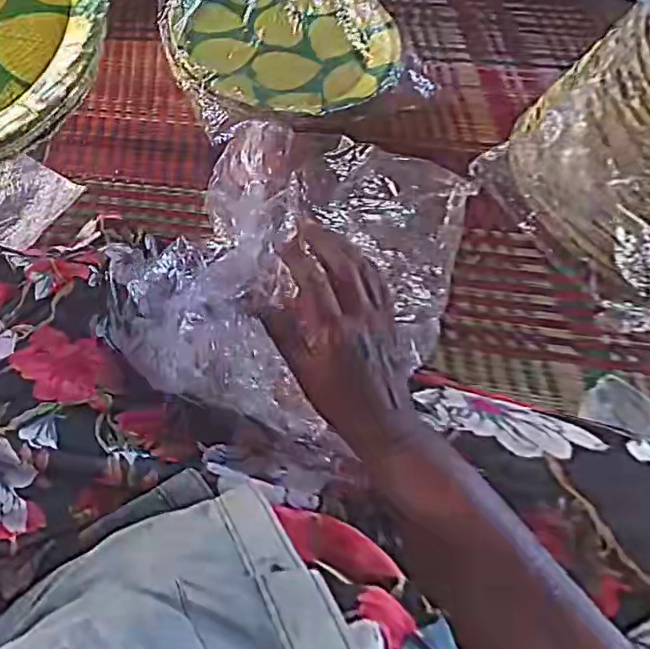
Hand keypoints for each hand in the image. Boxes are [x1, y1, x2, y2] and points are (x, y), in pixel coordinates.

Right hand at [260, 223, 418, 451]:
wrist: (384, 423)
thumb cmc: (336, 401)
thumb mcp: (301, 371)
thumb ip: (281, 333)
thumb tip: (258, 305)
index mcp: (333, 331)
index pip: (313, 282)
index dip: (297, 258)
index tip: (282, 244)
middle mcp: (359, 317)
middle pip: (344, 267)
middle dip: (323, 241)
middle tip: (305, 225)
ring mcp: (379, 317)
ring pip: (365, 270)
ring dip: (345, 246)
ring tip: (326, 233)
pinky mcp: (391, 321)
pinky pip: (381, 283)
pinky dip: (367, 263)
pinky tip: (356, 256)